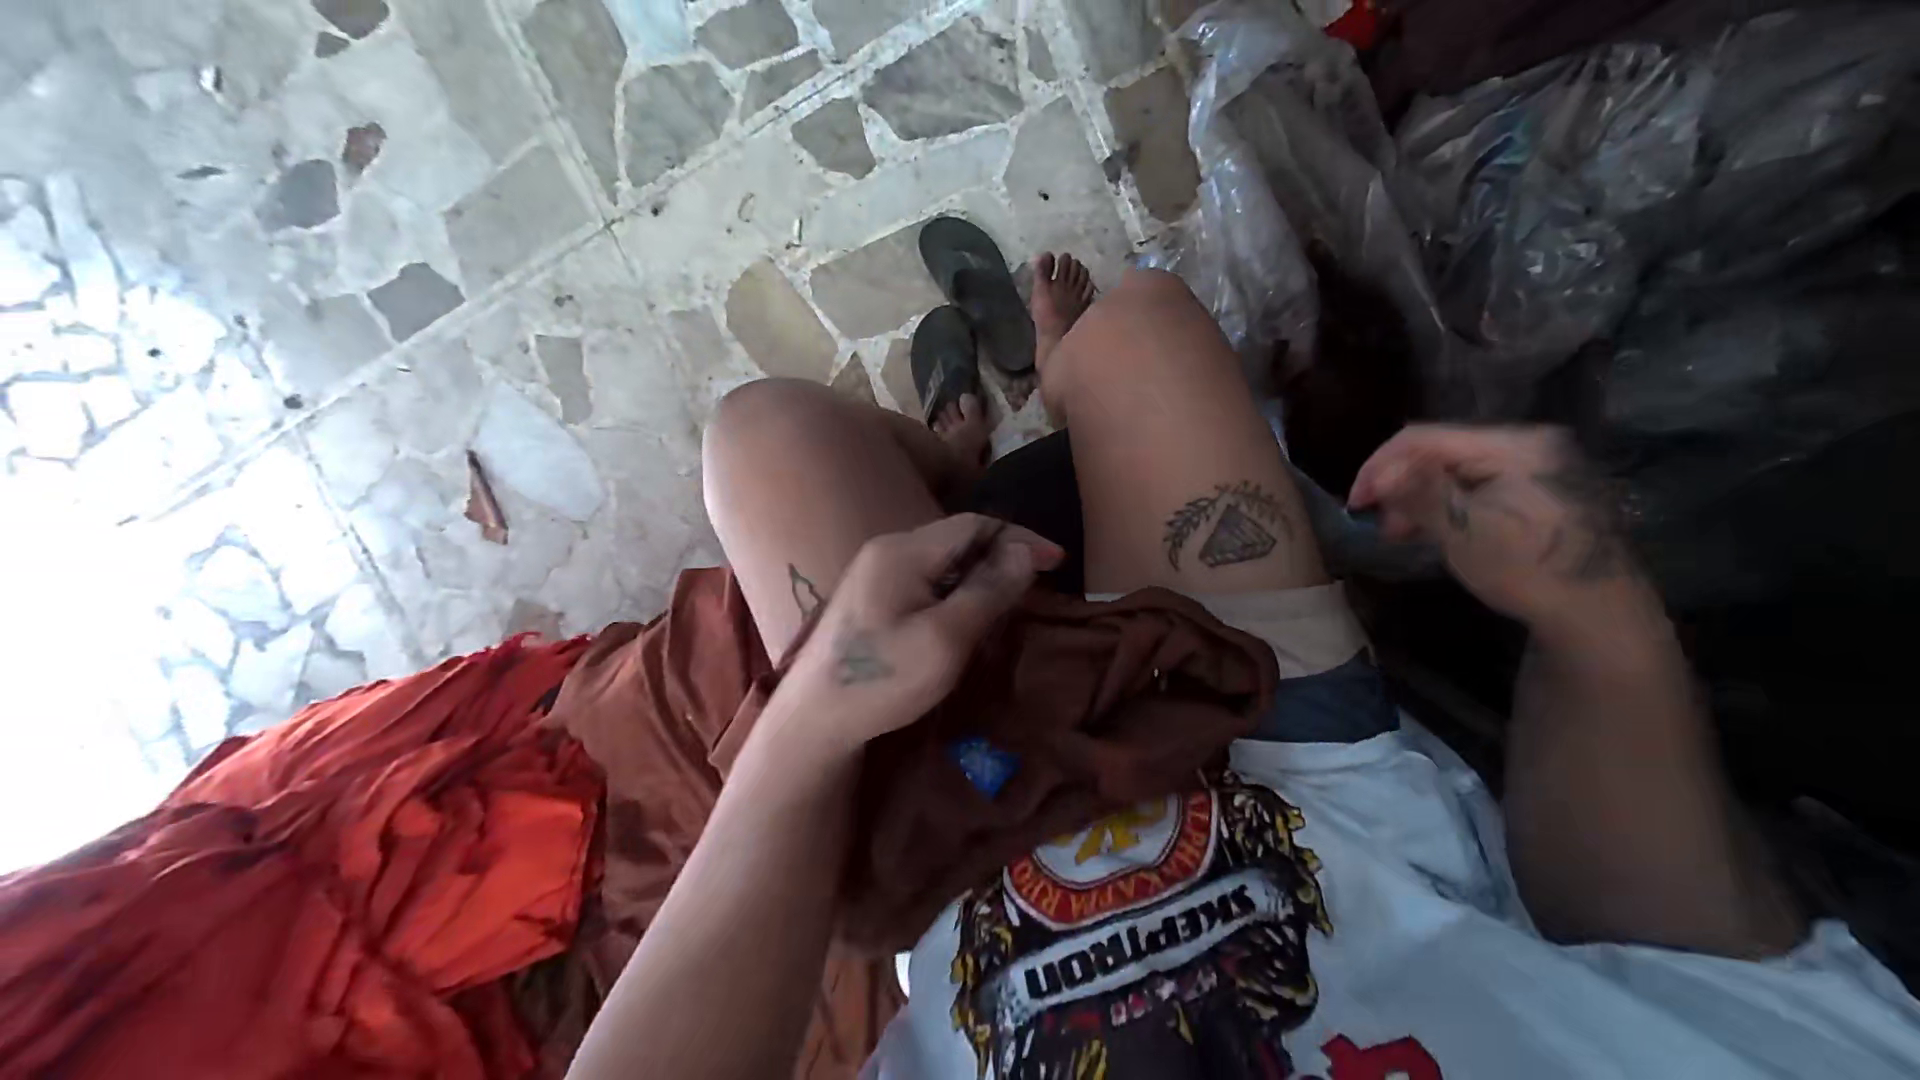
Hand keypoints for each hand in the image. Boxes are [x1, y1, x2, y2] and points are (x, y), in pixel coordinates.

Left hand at [767, 514, 1063, 756]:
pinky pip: (925, 580)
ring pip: (942, 561)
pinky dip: (956, 590)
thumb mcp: (945, 638)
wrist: (813, 721)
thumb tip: (1024, 550)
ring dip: (980, 574)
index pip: (974, 524)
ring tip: (1010, 601)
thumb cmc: (882, 680)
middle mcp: (886, 551)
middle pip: (957, 539)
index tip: (1058, 562)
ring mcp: (874, 574)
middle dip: (1002, 555)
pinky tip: (967, 615)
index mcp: (903, 550)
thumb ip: (987, 590)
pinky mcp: (870, 598)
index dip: (1020, 538)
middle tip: (1037, 585)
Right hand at [1349, 425, 1653, 636]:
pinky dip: (1443, 502)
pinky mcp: (1535, 487)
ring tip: (1399, 531)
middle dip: (1398, 483)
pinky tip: (1429, 527)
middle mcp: (1526, 444)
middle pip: (1438, 450)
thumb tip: (1377, 475)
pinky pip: (1473, 483)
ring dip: (1416, 495)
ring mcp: (1534, 465)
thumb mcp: (1463, 531)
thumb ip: (1418, 494)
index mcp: (1512, 446)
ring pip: (1452, 468)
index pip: (1423, 439)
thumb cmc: (1527, 570)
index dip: (1379, 467)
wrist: (1598, 614)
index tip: (1356, 503)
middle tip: (1379, 522)